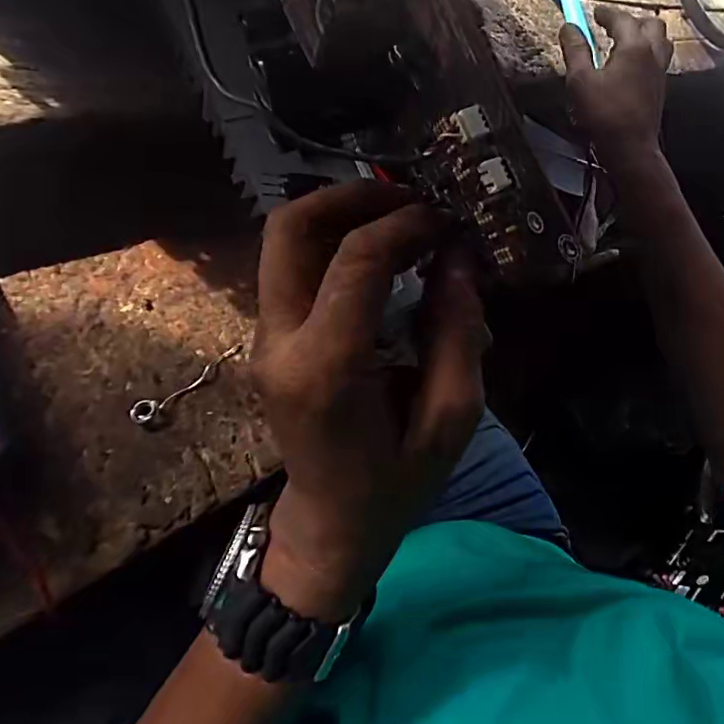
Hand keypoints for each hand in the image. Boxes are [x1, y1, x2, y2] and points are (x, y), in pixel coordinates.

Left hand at [249, 181, 487, 620]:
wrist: (328, 526)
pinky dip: (334, 239)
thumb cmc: (396, 483)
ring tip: (398, 214)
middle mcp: (280, 342)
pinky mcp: (270, 337)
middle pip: (291, 229)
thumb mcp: (452, 418)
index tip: (447, 222)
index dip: (406, 225)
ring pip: (283, 239)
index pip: (356, 261)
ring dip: (340, 211)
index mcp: (327, 368)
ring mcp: (265, 338)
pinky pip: (292, 264)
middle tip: (410, 197)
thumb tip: (458, 259)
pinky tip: (381, 248)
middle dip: (352, 196)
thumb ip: (457, 334)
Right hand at [559, 6, 671, 167]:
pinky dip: (646, 53)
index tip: (595, 12)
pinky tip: (630, 66)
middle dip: (630, 20)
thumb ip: (575, 50)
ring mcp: (659, 73)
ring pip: (660, 41)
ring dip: (643, 35)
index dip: (606, 13)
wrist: (631, 149)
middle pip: (650, 24)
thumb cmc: (605, 116)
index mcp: (634, 48)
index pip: (621, 18)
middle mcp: (652, 56)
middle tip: (610, 26)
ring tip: (623, 42)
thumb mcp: (580, 80)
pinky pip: (659, 60)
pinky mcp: (659, 89)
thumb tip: (569, 27)